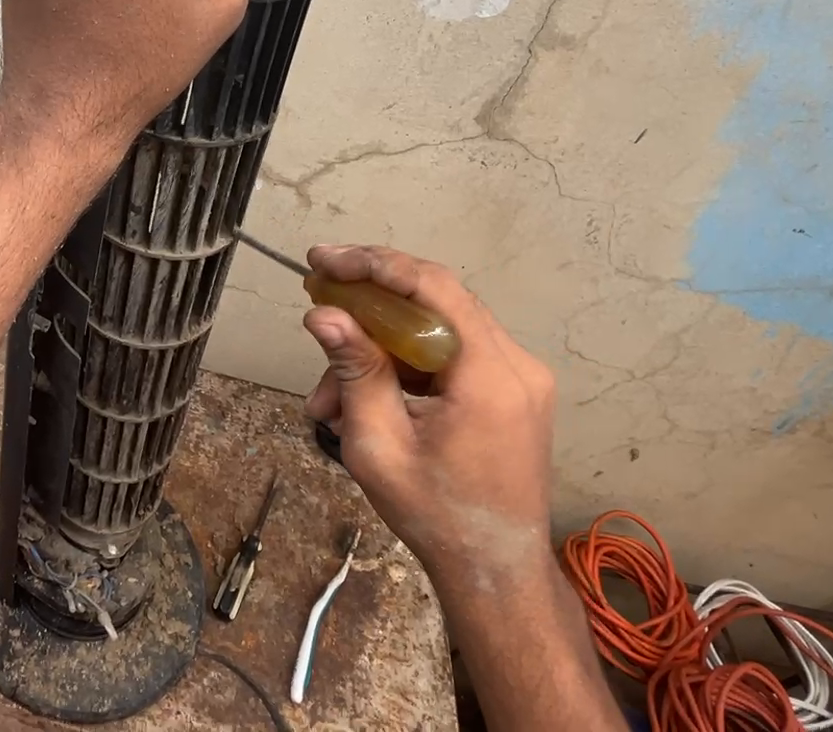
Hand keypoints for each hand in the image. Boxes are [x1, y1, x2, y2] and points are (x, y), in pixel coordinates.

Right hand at [302, 245, 556, 584]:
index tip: (322, 260)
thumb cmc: (435, 515)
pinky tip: (358, 401)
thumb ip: (354, 371)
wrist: (495, 572)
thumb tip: (321, 314)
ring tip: (325, 398)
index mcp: (489, 375)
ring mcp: (516, 376)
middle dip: (369, 295)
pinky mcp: (508, 389)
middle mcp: (515, 363)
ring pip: (433, 328)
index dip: (373, 264)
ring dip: (375, 346)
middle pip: (435, 297)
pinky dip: (399, 366)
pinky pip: (445, 353)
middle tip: (316, 294)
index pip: (432, 287)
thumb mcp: (378, 444)